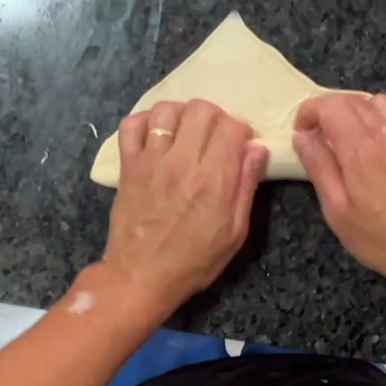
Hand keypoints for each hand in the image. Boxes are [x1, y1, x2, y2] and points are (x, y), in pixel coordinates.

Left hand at [100, 99, 269, 313]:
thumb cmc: (194, 262)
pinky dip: (145, 121)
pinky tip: (157, 135)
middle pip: (201, 109)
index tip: (243, 144)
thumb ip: (245, 187)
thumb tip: (257, 150)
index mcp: (214, 181)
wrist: (141, 276)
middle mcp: (182, 163)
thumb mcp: (234, 233)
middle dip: (216, 117)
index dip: (242, 130)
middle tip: (217, 137)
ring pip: (167, 110)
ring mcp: (151, 161)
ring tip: (187, 133)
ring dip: (182, 115)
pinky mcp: (128, 166)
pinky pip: (131, 125)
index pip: (232, 127)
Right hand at [292, 93, 385, 293]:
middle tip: (318, 137)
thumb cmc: (378, 237)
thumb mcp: (336, 209)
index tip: (301, 133)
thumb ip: (318, 167)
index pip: (330, 106)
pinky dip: (378, 118)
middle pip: (351, 100)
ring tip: (345, 138)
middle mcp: (384, 134)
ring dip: (355, 111)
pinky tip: (373, 143)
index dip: (309, 112)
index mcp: (359, 148)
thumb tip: (302, 137)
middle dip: (328, 110)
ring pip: (376, 102)